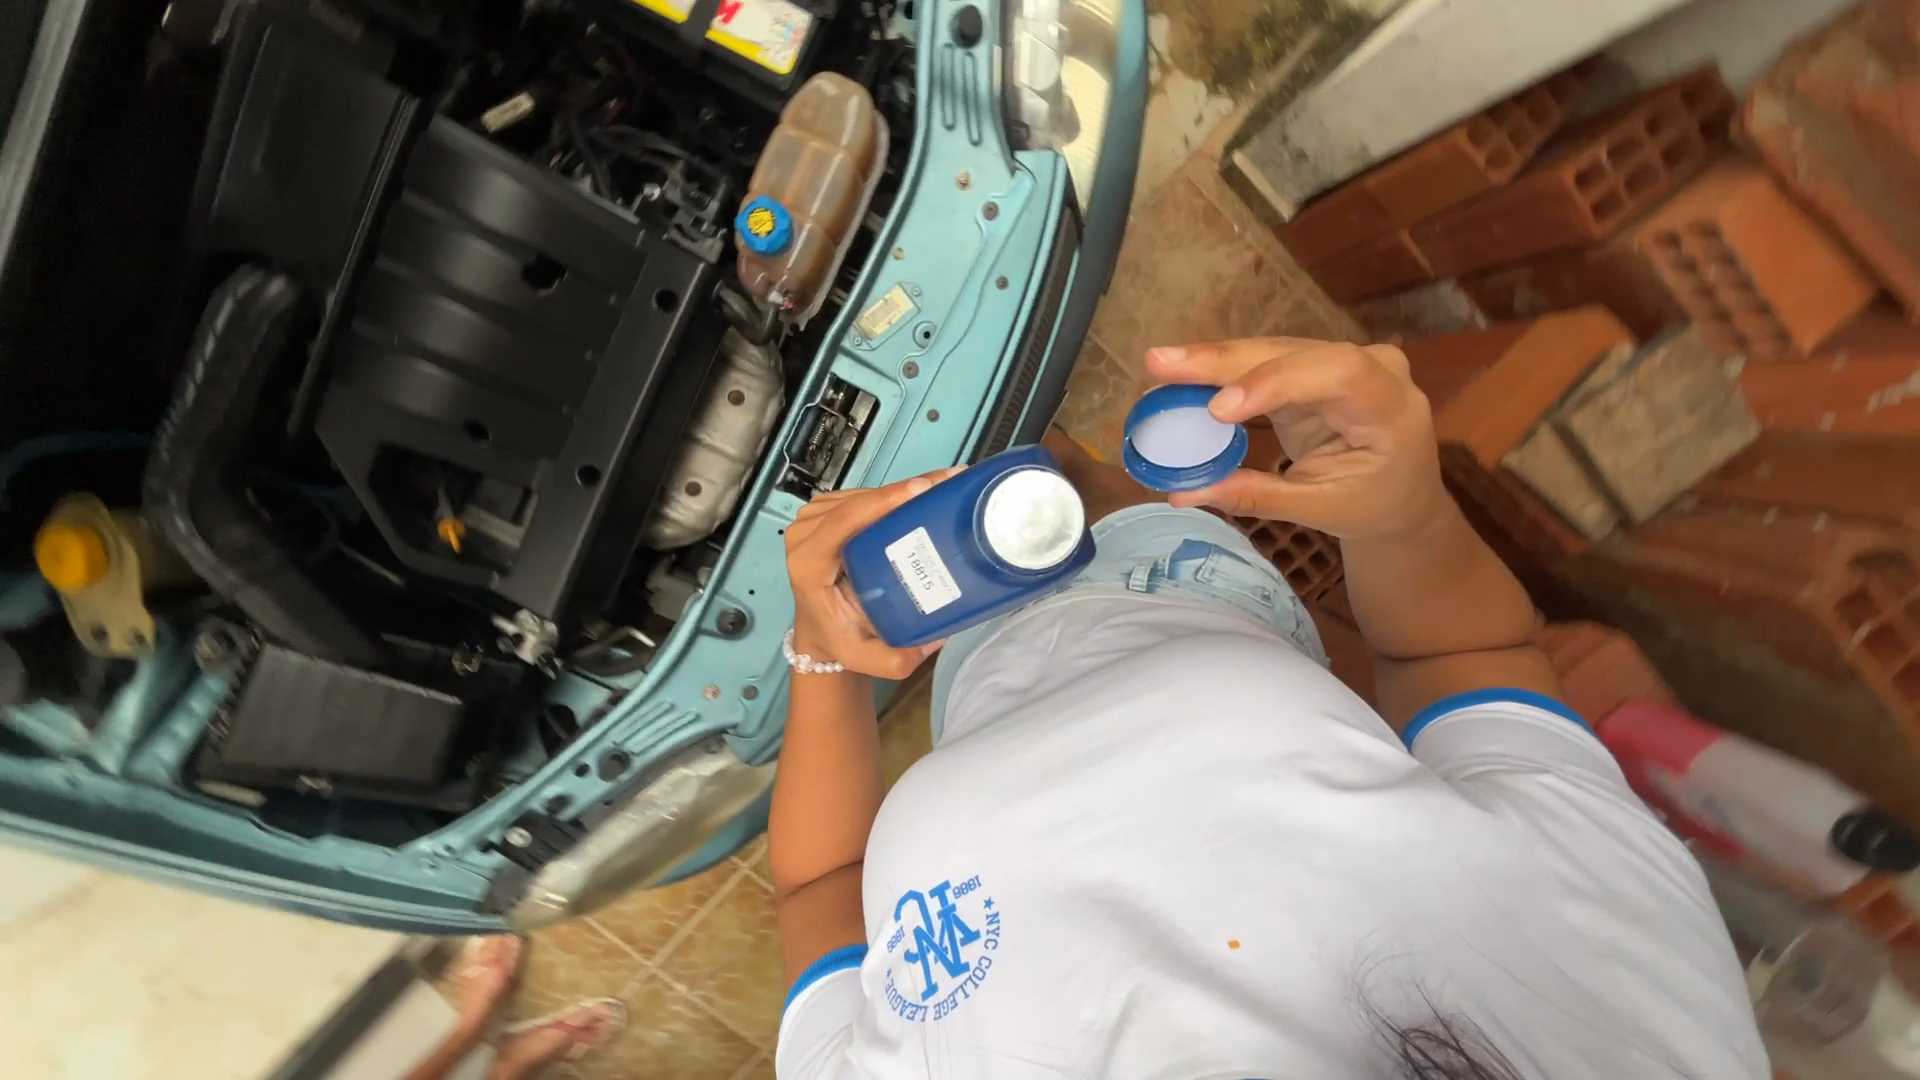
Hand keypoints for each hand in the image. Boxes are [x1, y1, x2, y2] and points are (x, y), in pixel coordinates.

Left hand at [785, 468, 961, 678]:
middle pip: (856, 501)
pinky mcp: (822, 513)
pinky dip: (888, 496)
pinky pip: (859, 497)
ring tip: (940, 490)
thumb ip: (898, 659)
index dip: (883, 500)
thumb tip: (939, 636)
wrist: (820, 631)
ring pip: (860, 495)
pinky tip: (918, 498)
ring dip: (899, 492)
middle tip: (947, 486)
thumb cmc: (842, 640)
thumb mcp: (867, 658)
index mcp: (809, 563)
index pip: (844, 519)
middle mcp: (804, 536)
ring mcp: (811, 520)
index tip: (922, 489)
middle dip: (902, 492)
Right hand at [1145, 338, 1449, 540]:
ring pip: (1270, 351)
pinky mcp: (1311, 369)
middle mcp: (1370, 368)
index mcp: (1388, 406)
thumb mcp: (1318, 508)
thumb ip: (1254, 495)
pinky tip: (1181, 373)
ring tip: (1159, 365)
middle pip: (1291, 353)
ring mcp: (1340, 362)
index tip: (1218, 410)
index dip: (1275, 382)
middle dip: (1222, 361)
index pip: (1336, 374)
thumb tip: (1182, 494)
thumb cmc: (1370, 505)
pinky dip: (1221, 372)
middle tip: (1160, 363)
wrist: (1400, 497)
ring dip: (1212, 361)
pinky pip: (1262, 363)